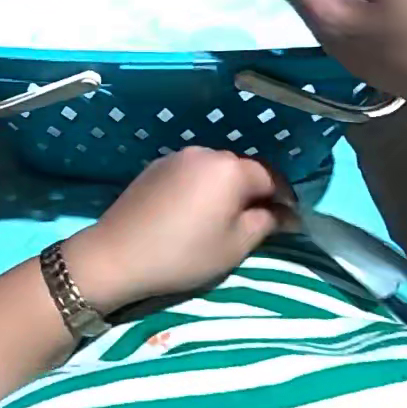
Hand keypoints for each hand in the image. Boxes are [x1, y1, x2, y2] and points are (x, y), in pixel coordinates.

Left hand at [64, 147, 288, 307]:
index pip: (272, 176)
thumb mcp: (234, 245)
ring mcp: (178, 155)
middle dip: (257, 190)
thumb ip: (267, 222)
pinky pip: (192, 171)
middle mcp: (206, 152)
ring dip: (228, 187)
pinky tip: (195, 210)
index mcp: (230, 168)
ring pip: (217, 168)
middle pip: (243, 168)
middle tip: (259, 220)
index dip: (286, 197)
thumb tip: (288, 214)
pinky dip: (203, 185)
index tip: (290, 220)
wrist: (117, 255)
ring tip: (226, 216)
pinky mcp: (156, 165)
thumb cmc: (183, 254)